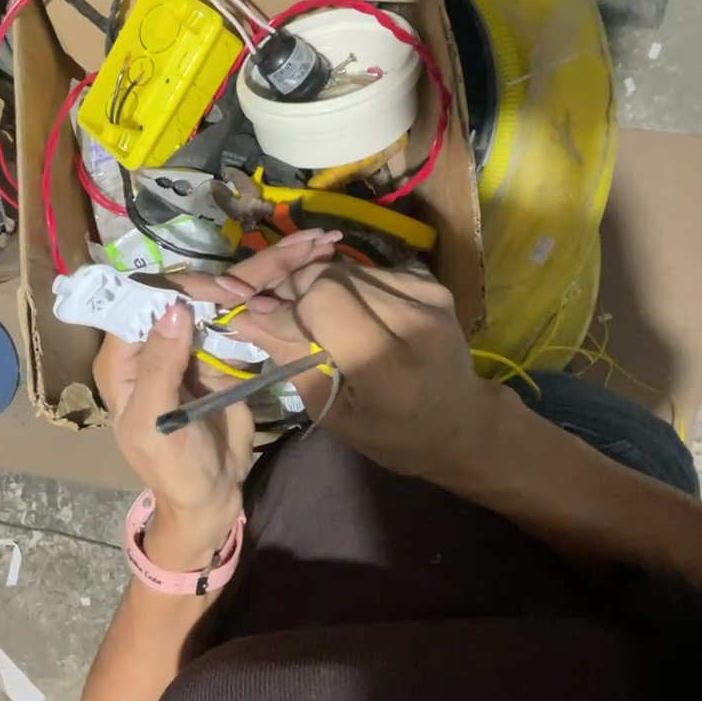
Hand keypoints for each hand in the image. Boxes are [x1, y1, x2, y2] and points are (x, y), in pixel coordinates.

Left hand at [94, 303, 251, 568]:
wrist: (211, 493)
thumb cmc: (171, 466)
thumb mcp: (156, 422)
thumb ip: (161, 366)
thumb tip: (174, 309)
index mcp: (120, 362)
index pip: (133, 308)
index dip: (164, 292)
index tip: (203, 289)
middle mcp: (146, 348)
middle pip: (166, 299)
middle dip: (197, 289)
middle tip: (234, 291)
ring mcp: (180, 349)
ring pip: (196, 305)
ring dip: (220, 296)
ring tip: (246, 293)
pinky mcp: (211, 356)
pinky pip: (220, 324)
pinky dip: (235, 314)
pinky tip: (252, 306)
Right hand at [228, 263, 510, 486]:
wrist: (460, 424)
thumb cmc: (389, 432)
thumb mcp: (330, 409)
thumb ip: (289, 357)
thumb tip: (242, 315)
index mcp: (387, 365)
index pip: (321, 300)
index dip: (283, 305)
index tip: (257, 314)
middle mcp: (413, 320)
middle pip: (331, 275)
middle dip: (294, 288)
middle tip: (277, 310)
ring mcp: (428, 296)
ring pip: (347, 268)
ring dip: (319, 286)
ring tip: (313, 316)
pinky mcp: (431, 284)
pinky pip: (369, 270)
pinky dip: (347, 286)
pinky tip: (349, 314)